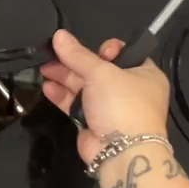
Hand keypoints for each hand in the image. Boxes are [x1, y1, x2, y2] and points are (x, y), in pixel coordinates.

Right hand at [40, 29, 171, 164]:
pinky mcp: (95, 122)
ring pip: (85, 86)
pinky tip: (47, 87)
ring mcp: (111, 107)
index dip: (107, 50)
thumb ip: (77, 54)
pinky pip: (77, 104)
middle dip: (75, 62)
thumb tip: (58, 35)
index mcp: (145, 74)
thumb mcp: (101, 73)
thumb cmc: (122, 103)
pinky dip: (63, 95)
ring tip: (43, 68)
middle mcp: (130, 89)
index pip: (125, 54)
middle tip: (52, 55)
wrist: (122, 152)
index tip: (98, 52)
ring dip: (65, 77)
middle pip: (98, 69)